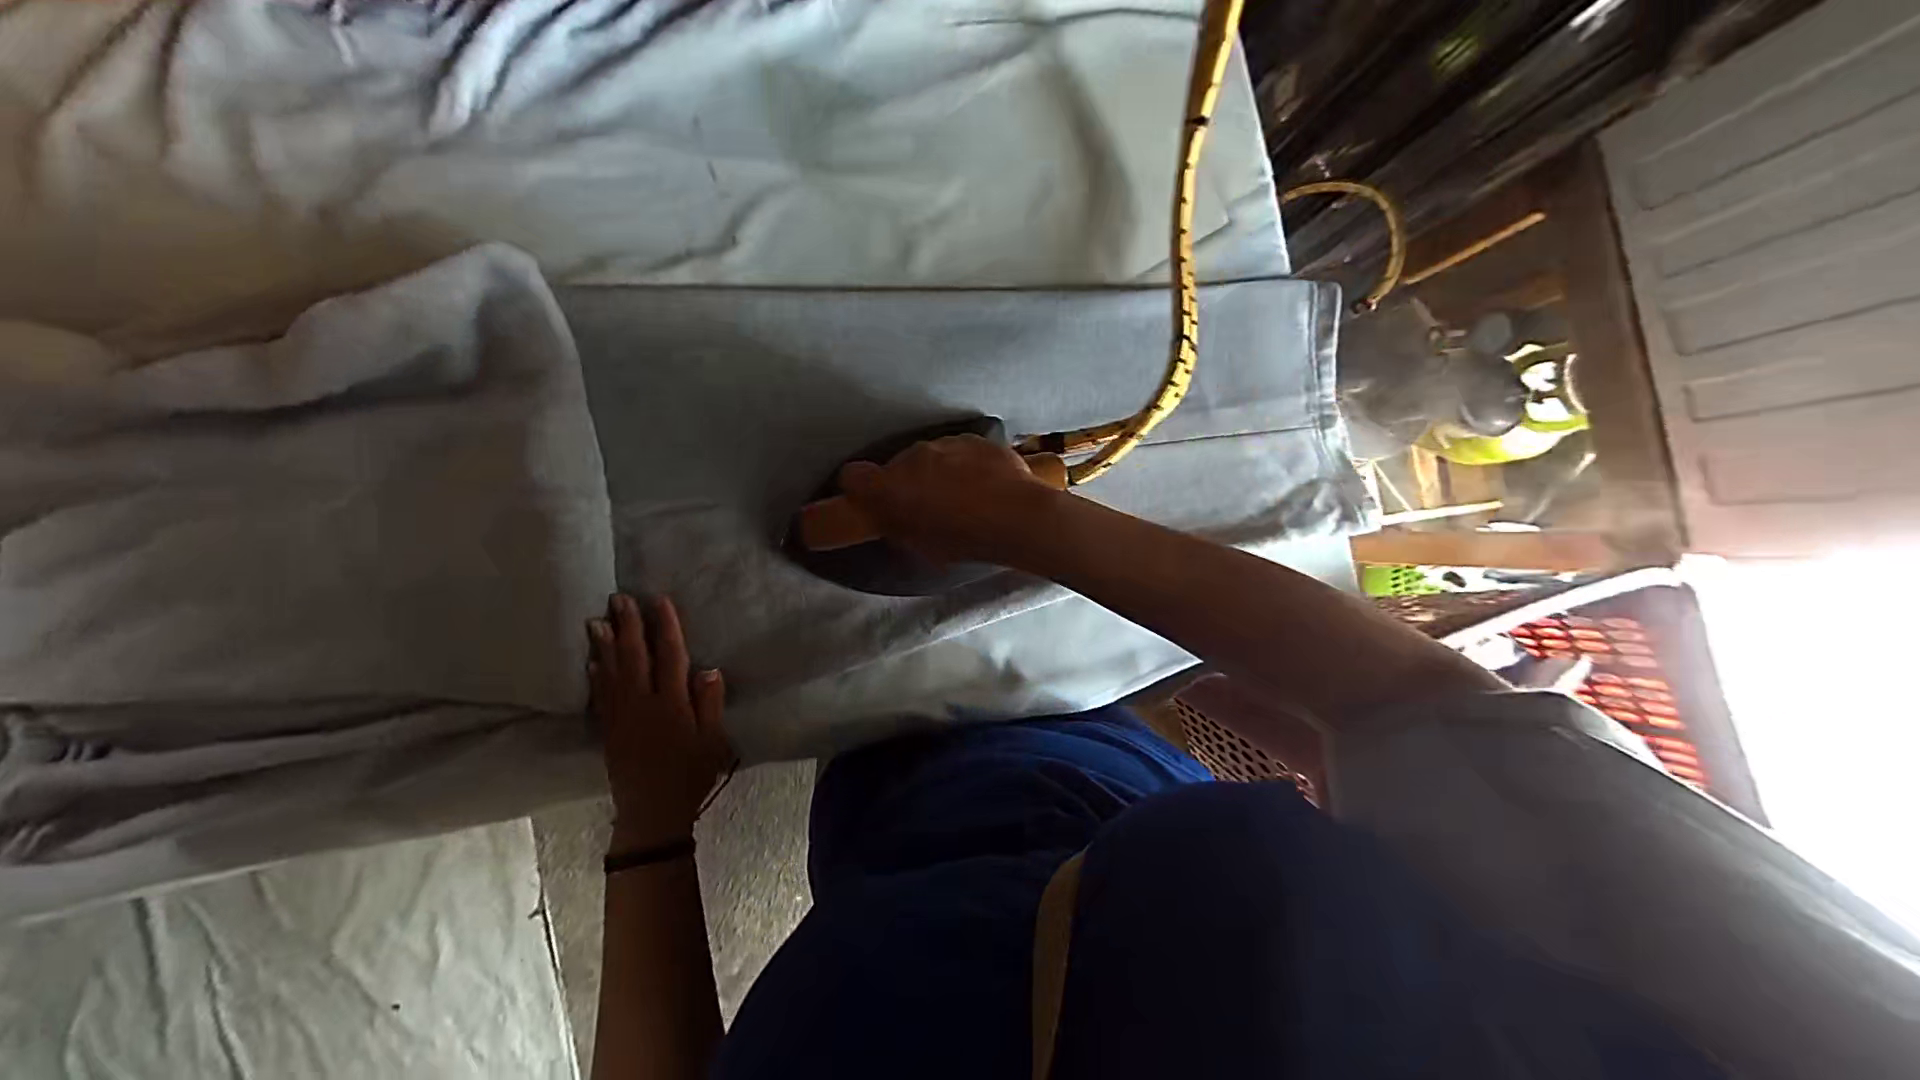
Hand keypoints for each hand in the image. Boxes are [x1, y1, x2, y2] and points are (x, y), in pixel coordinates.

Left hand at [588, 594, 730, 852]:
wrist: (653, 811)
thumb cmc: (691, 773)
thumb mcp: (712, 740)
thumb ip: (709, 703)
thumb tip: (707, 669)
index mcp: (671, 704)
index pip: (669, 656)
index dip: (665, 626)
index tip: (659, 601)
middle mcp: (643, 703)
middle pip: (634, 656)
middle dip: (628, 626)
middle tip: (619, 598)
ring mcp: (621, 716)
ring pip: (611, 672)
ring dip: (604, 644)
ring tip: (597, 620)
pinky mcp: (609, 729)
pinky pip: (600, 695)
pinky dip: (595, 675)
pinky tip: (591, 661)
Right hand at [838, 434, 1063, 565]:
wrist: (1014, 515)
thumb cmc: (962, 539)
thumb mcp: (920, 545)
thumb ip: (898, 526)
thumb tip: (893, 519)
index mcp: (889, 487)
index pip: (852, 477)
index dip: (858, 488)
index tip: (869, 499)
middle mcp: (911, 457)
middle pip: (899, 465)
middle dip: (909, 482)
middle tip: (927, 506)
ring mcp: (944, 444)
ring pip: (932, 457)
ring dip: (939, 472)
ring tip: (962, 497)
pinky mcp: (974, 440)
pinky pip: (961, 452)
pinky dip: (967, 465)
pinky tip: (984, 486)